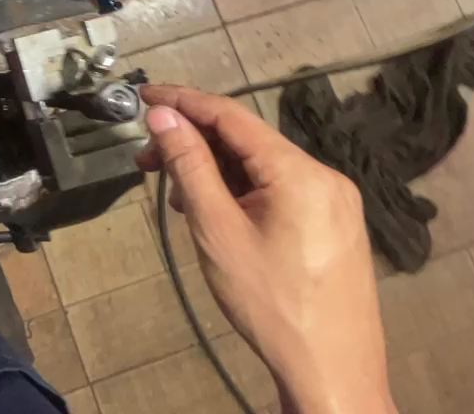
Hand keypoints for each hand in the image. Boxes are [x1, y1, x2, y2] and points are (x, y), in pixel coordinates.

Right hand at [136, 85, 394, 413]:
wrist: (333, 377)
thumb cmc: (269, 301)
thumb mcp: (216, 228)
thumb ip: (188, 163)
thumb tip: (162, 114)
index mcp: (300, 173)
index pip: (230, 115)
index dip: (181, 100)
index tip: (140, 96)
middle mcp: (323, 177)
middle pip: (243, 138)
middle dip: (190, 141)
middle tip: (144, 160)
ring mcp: (331, 201)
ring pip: (255, 163)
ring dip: (209, 167)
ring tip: (173, 194)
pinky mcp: (330, 224)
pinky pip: (273, 186)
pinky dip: (234, 187)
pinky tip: (209, 209)